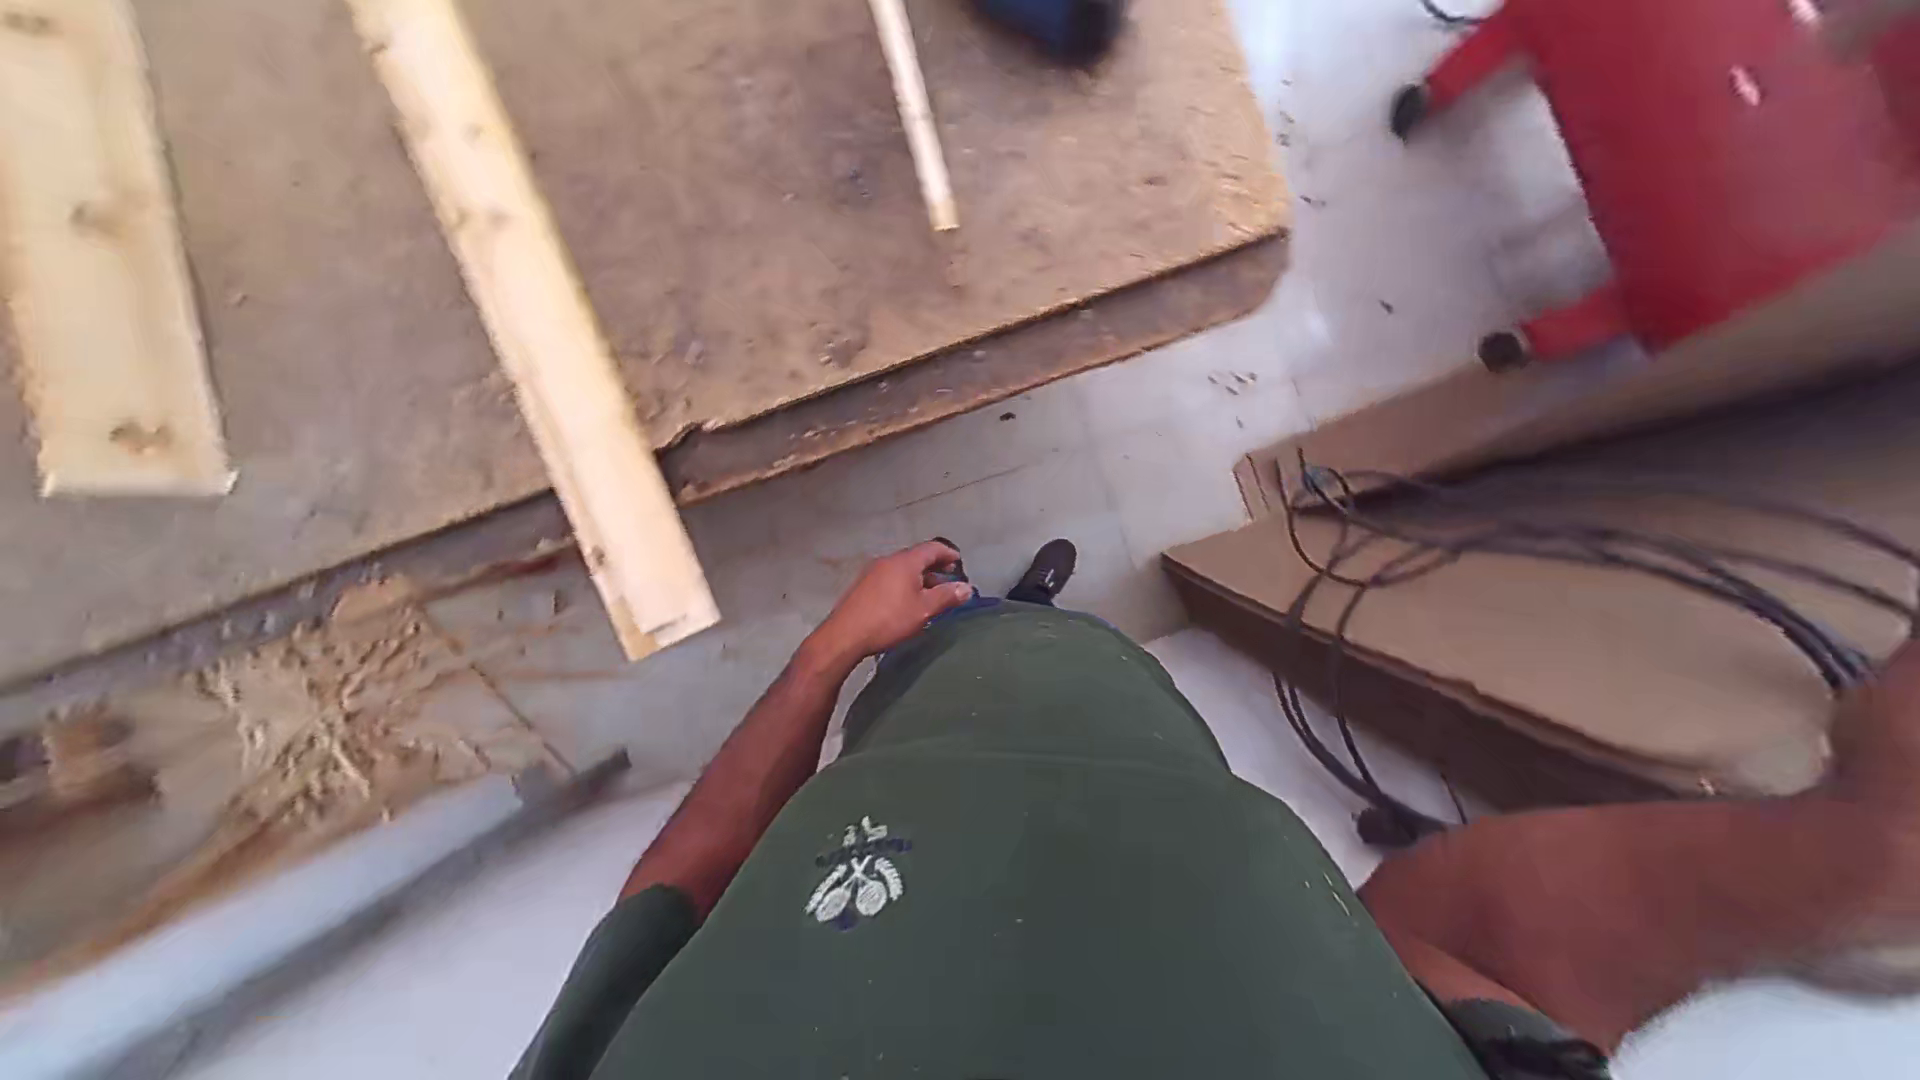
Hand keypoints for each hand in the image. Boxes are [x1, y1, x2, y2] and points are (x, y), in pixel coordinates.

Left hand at [805, 541, 973, 664]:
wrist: (845, 635)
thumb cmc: (889, 619)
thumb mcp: (924, 609)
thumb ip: (947, 596)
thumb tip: (967, 588)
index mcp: (905, 561)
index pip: (933, 548)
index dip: (949, 554)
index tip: (959, 563)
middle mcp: (888, 560)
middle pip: (917, 557)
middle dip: (935, 566)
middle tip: (949, 578)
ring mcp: (872, 571)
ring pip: (902, 568)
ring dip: (919, 576)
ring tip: (931, 592)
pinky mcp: (863, 585)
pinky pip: (890, 577)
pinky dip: (904, 582)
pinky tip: (907, 600)